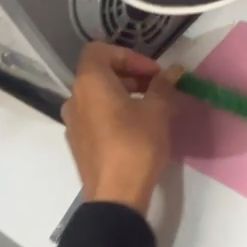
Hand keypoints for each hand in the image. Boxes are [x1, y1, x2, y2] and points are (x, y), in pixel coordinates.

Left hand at [61, 43, 177, 214]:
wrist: (116, 195)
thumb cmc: (137, 145)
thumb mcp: (157, 111)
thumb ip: (164, 86)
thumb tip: (173, 71)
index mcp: (90, 83)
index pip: (101, 51)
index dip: (130, 56)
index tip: (154, 73)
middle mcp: (75, 98)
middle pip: (99, 74)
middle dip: (131, 76)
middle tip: (158, 89)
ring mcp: (73, 122)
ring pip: (98, 97)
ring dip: (124, 95)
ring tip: (151, 109)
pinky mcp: (79, 143)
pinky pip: (96, 117)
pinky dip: (115, 114)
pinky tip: (137, 130)